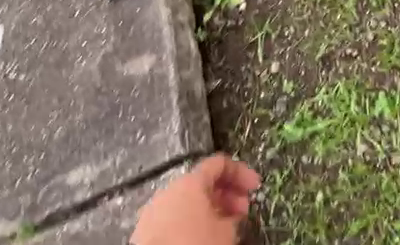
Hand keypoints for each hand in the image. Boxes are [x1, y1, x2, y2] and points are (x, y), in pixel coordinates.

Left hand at [132, 155, 261, 244]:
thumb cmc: (195, 243)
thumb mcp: (227, 230)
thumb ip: (234, 215)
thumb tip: (232, 215)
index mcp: (191, 182)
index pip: (221, 163)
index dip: (242, 172)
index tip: (255, 187)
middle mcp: (170, 190)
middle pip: (204, 182)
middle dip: (227, 194)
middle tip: (242, 209)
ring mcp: (153, 211)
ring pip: (188, 201)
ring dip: (209, 209)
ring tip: (223, 225)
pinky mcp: (144, 232)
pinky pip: (174, 217)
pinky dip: (190, 221)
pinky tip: (201, 235)